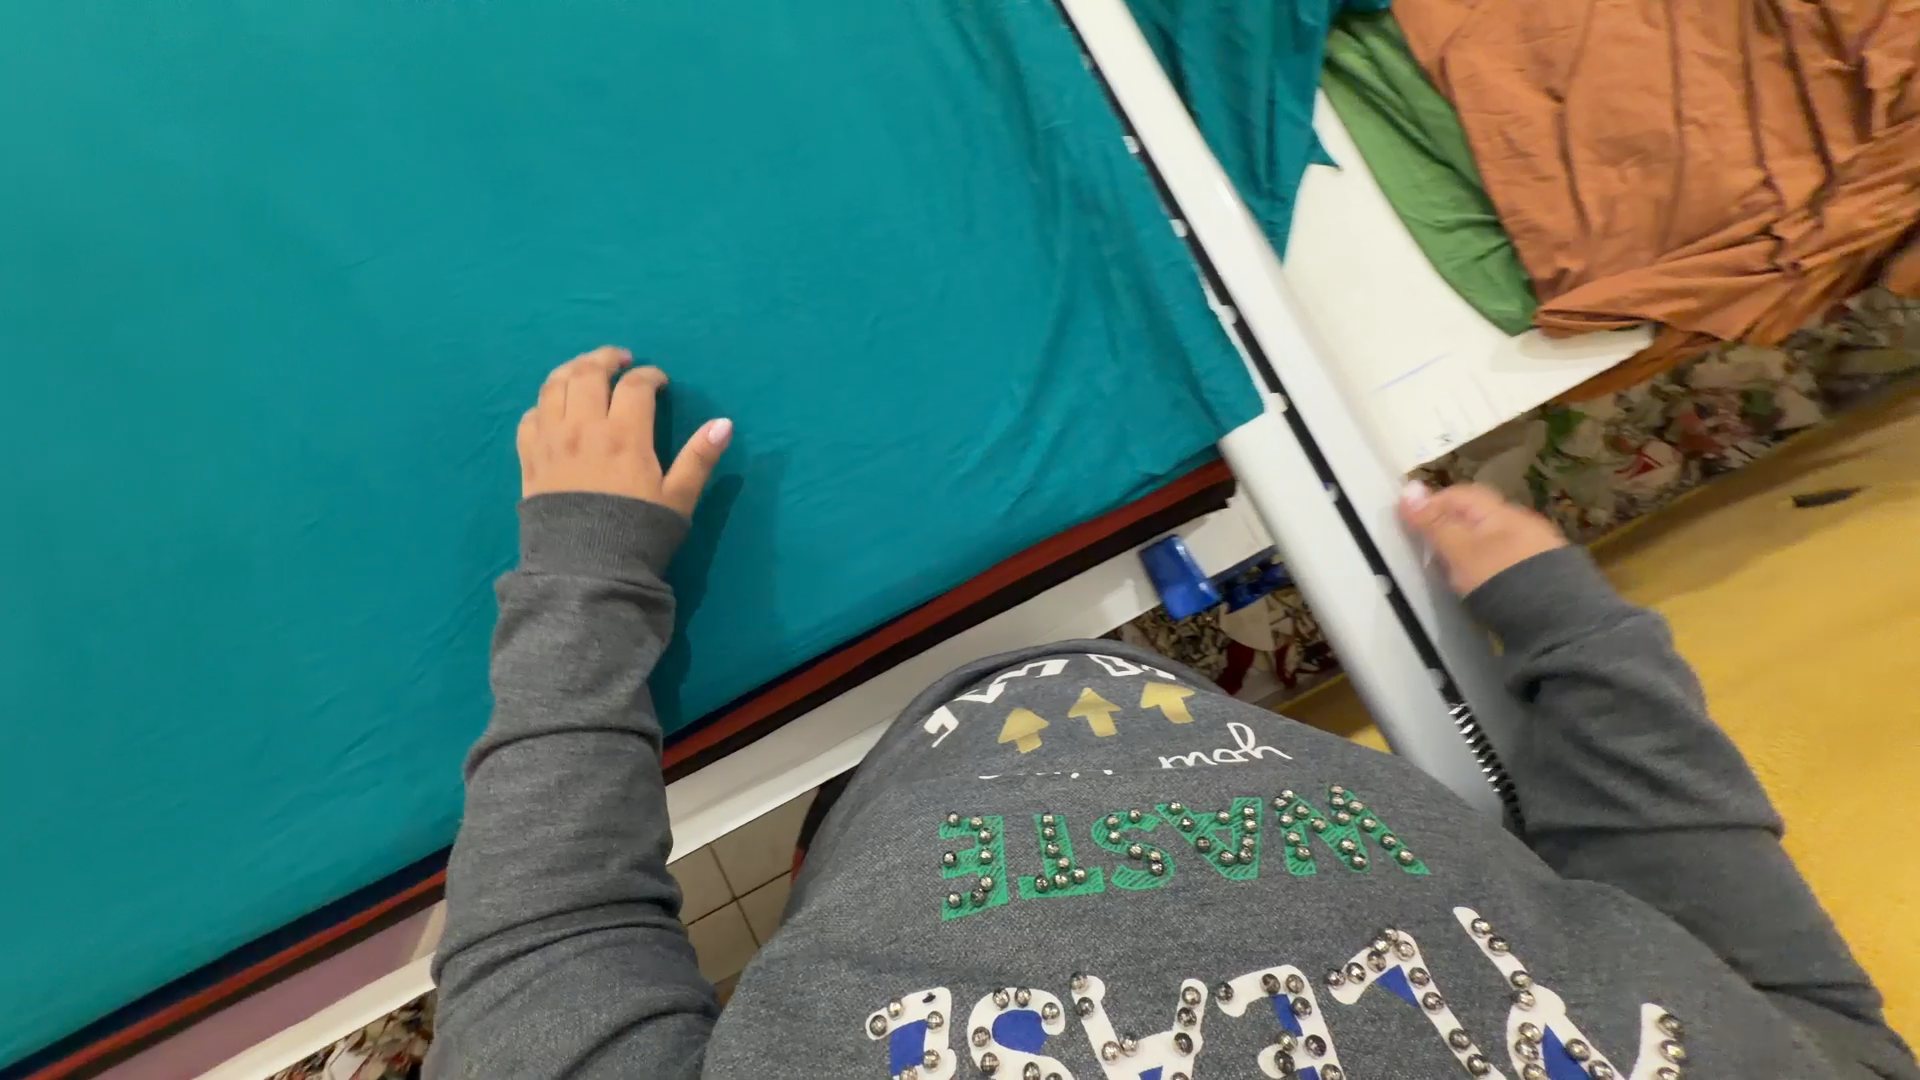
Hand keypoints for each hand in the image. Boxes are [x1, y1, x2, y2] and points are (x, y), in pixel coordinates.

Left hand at [517, 346, 731, 516]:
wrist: (587, 568)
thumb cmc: (639, 531)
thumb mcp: (679, 497)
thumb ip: (700, 457)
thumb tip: (724, 423)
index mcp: (624, 435)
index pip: (635, 387)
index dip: (650, 376)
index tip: (660, 381)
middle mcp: (583, 427)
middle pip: (588, 374)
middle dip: (607, 359)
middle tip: (621, 359)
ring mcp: (551, 440)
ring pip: (554, 386)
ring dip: (572, 370)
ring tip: (586, 369)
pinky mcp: (530, 458)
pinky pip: (530, 416)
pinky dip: (544, 403)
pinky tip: (555, 408)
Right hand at [1399, 481, 1566, 594]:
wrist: (1559, 620)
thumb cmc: (1501, 578)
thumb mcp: (1458, 550)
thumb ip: (1433, 522)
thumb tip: (1408, 488)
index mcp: (1499, 512)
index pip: (1458, 494)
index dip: (1430, 503)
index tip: (1410, 525)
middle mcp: (1522, 521)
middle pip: (1477, 513)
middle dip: (1450, 524)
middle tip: (1428, 548)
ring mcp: (1537, 545)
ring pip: (1492, 534)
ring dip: (1469, 544)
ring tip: (1452, 567)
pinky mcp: (1545, 569)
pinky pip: (1507, 554)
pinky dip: (1488, 561)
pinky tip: (1484, 578)